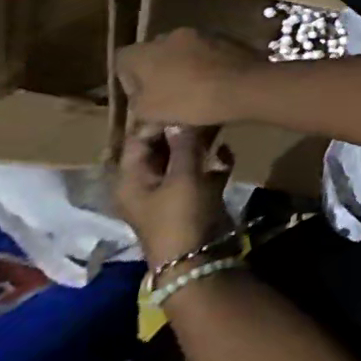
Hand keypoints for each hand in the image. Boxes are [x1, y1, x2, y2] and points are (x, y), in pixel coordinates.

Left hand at [114, 122, 233, 266]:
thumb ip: (184, 146)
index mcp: (131, 178)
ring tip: (220, 124)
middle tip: (206, 109)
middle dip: (182, 131)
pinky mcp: (196, 199)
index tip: (183, 101)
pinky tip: (228, 152)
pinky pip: (204, 173)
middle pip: (163, 149)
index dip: (157, 122)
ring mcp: (173, 192)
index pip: (138, 141)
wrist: (198, 258)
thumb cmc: (180, 216)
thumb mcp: (182, 178)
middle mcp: (149, 182)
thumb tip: (181, 117)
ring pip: (185, 160)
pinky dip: (215, 162)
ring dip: (201, 145)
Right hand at [117, 28, 259, 126]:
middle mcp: (171, 35)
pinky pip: (212, 54)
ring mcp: (204, 34)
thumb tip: (142, 107)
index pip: (124, 62)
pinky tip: (219, 84)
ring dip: (188, 68)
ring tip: (198, 91)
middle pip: (157, 54)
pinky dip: (211, 66)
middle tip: (171, 96)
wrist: (245, 86)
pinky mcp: (231, 39)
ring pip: (187, 53)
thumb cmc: (189, 99)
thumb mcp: (150, 113)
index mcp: (143, 50)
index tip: (144, 100)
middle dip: (161, 73)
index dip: (130, 82)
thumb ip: (138, 107)